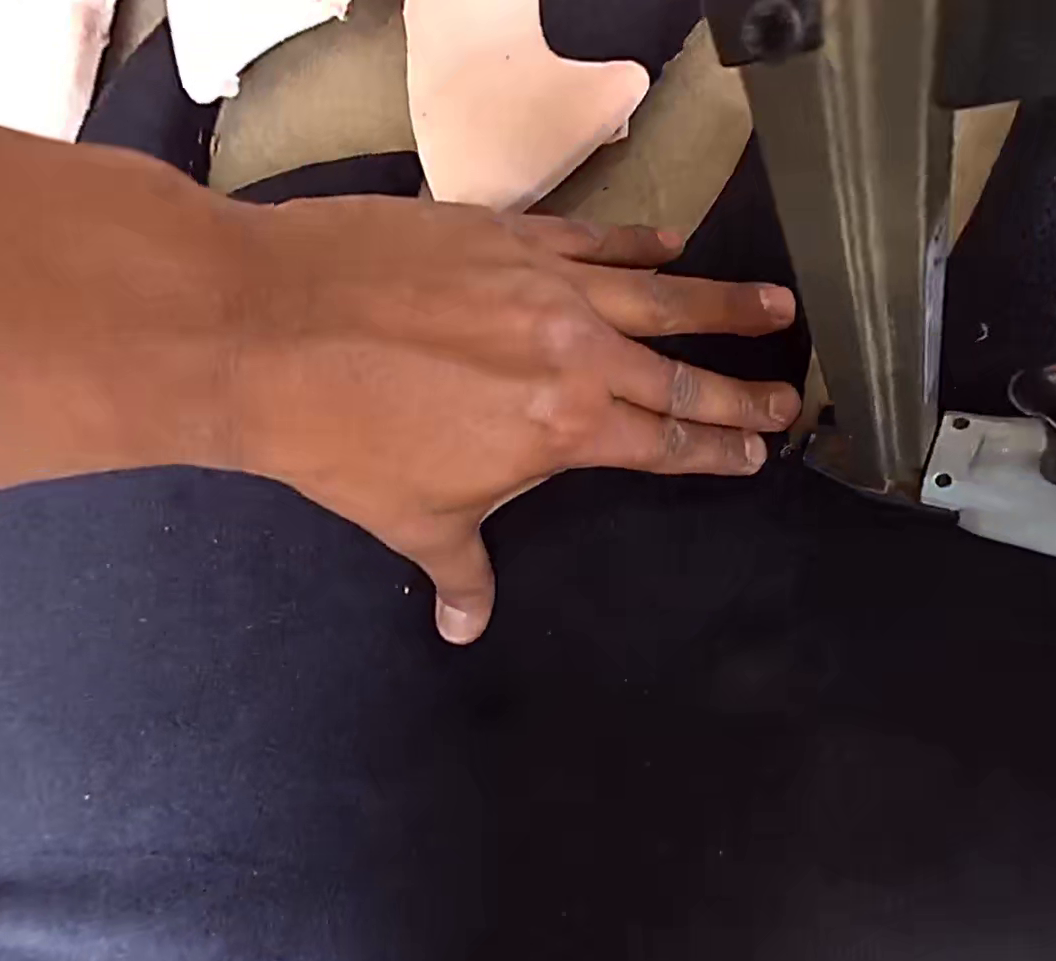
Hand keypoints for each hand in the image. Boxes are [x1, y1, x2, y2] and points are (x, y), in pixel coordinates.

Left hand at [207, 195, 800, 643]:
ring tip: (777, 307)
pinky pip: (595, 241)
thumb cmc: (342, 441)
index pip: (663, 445)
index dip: (714, 451)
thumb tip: (463, 630)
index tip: (756, 450)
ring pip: (661, 297)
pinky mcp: (509, 236)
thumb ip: (461, 576)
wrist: (264, 331)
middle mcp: (576, 355)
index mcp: (564, 429)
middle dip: (741, 393)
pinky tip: (673, 244)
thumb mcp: (414, 522)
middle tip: (791, 395)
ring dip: (724, 306)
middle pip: (680, 379)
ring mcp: (547, 287)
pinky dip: (639, 243)